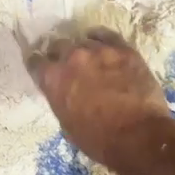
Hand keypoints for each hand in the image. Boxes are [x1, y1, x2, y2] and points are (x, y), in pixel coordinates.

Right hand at [25, 25, 174, 171]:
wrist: (139, 137)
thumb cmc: (98, 139)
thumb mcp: (66, 122)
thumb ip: (60, 98)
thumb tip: (63, 90)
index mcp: (52, 79)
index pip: (35, 61)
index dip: (38, 65)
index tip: (43, 68)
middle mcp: (71, 58)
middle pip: (58, 45)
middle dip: (60, 54)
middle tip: (69, 66)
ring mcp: (98, 50)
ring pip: (83, 41)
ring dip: (83, 50)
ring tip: (90, 59)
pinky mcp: (122, 49)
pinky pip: (106, 35)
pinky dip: (101, 39)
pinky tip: (102, 44)